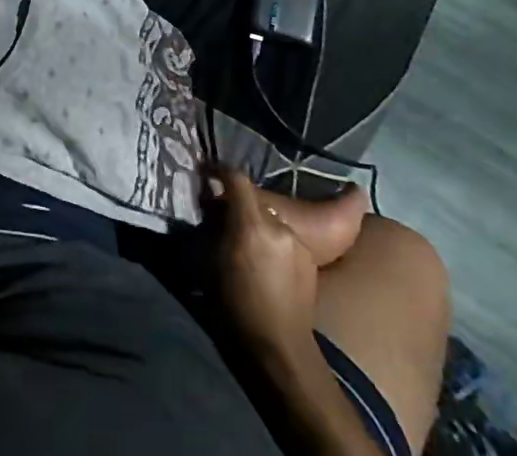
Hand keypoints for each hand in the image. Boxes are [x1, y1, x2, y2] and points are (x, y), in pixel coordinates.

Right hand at [213, 170, 320, 358]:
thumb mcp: (206, 263)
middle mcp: (280, 227)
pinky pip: (285, 238)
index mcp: (251, 225)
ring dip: (256, 224)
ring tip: (243, 241)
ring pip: (272, 220)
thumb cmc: (234, 305)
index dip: (220, 170)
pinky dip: (272, 241)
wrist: (278, 347)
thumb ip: (207, 230)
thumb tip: (205, 210)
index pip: (237, 179)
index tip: (207, 170)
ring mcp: (299, 244)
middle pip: (255, 200)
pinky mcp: (311, 261)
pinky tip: (263, 261)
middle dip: (238, 203)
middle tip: (221, 214)